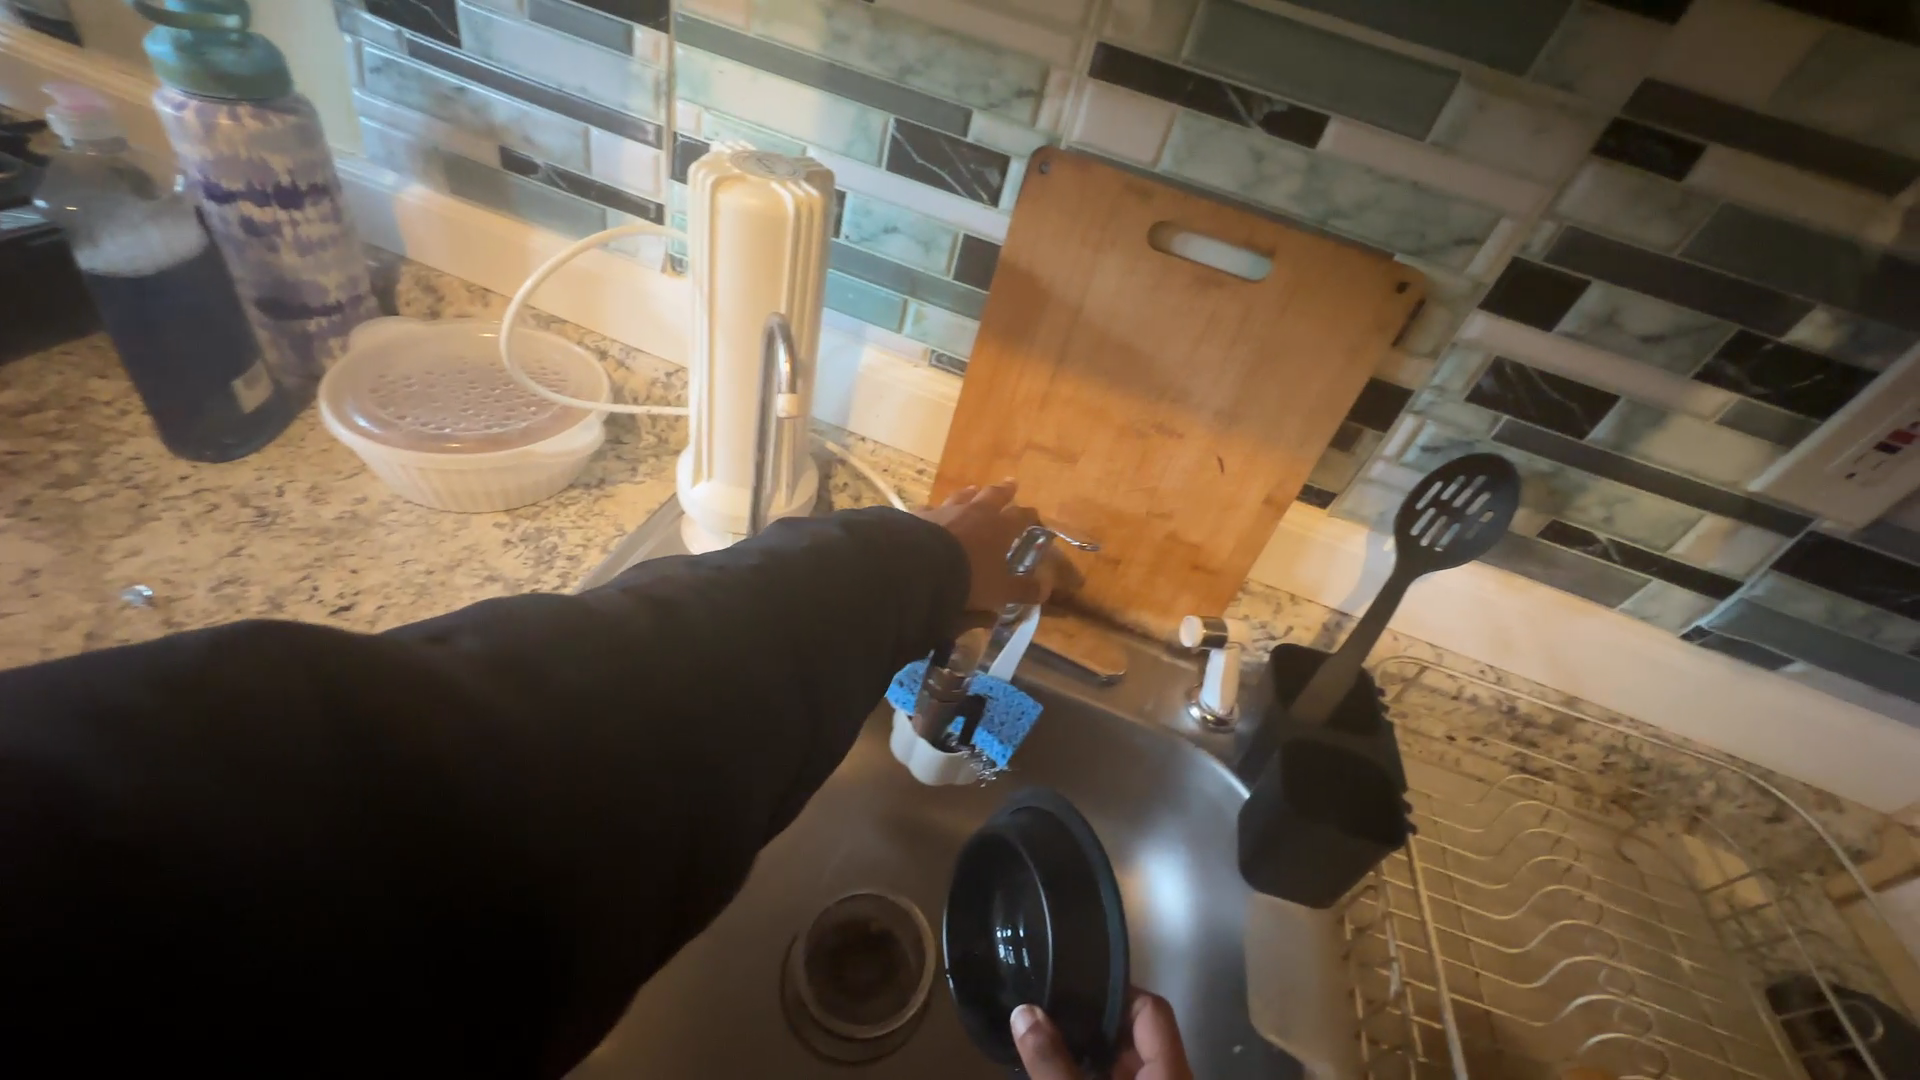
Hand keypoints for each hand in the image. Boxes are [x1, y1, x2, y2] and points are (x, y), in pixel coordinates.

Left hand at [916, 481, 1063, 619]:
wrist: (922, 567)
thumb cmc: (969, 578)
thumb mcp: (1001, 590)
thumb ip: (1023, 589)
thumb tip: (1045, 590)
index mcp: (1000, 527)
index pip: (1021, 516)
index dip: (1029, 515)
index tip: (1035, 514)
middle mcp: (975, 512)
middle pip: (993, 495)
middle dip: (1004, 490)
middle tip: (1011, 484)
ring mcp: (947, 511)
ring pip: (962, 496)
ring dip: (970, 493)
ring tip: (973, 489)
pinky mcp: (921, 516)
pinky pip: (931, 509)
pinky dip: (936, 510)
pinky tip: (932, 511)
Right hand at [1010, 993, 1193, 1079]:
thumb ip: (1053, 1063)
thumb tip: (1024, 1011)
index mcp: (1169, 1074)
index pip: (1153, 1010)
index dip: (1117, 991)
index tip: (1076, 985)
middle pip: (1136, 1037)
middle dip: (1093, 1026)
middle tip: (1051, 1014)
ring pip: (1126, 1068)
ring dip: (1091, 1058)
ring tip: (1049, 1043)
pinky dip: (1094, 1078)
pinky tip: (1063, 1076)